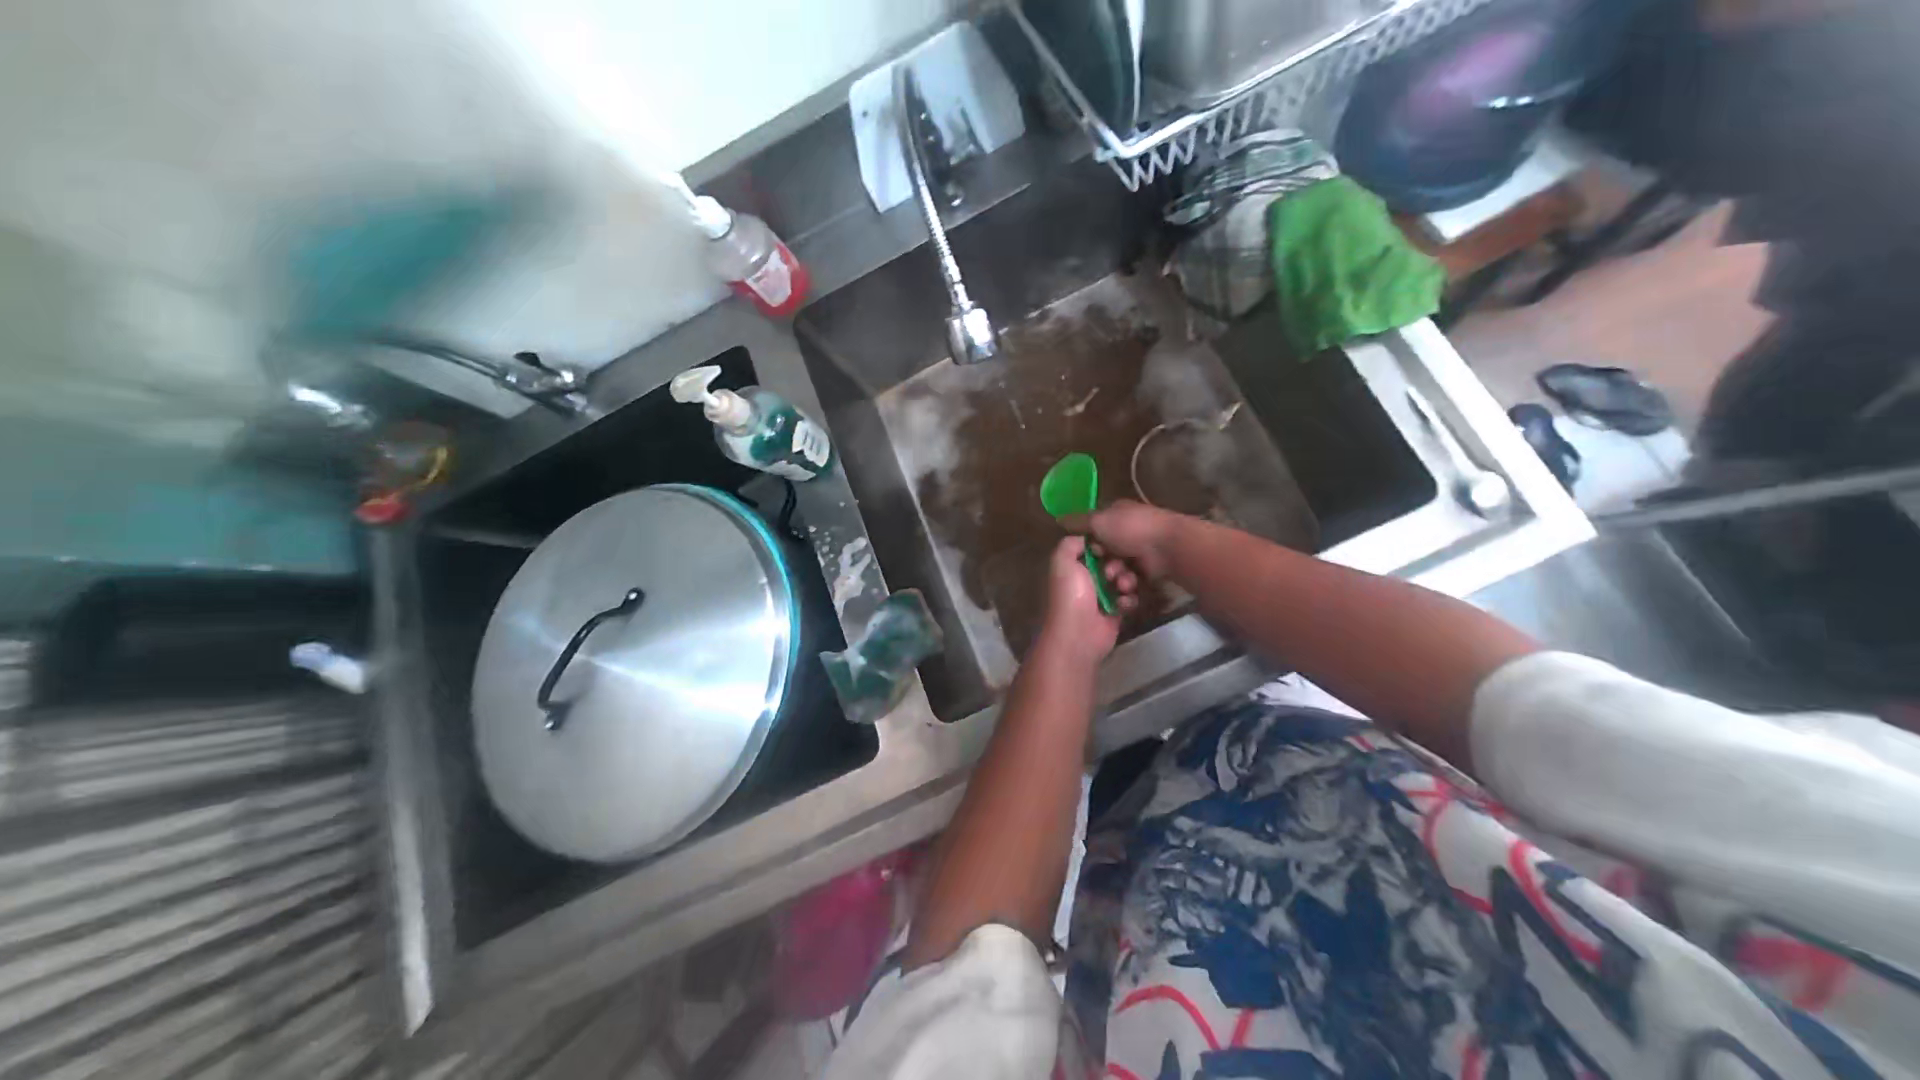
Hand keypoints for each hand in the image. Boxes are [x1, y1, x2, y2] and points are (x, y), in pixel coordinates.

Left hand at [1037, 536, 1138, 666]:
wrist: (1078, 634)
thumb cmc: (1070, 595)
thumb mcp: (1062, 561)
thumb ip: (1071, 543)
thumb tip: (1086, 537)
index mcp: (1074, 566)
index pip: (1095, 549)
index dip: (1105, 547)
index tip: (1110, 549)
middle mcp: (1087, 580)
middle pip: (1113, 563)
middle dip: (1119, 566)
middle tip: (1116, 574)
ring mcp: (1102, 597)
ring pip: (1124, 580)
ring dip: (1127, 582)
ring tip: (1123, 588)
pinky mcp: (1116, 613)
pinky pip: (1129, 599)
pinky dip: (1129, 600)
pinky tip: (1124, 604)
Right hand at [1063, 499, 1186, 580]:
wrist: (1168, 547)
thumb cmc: (1131, 529)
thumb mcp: (1099, 521)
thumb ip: (1078, 522)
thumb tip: (1058, 519)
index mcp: (1117, 514)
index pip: (1095, 527)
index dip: (1089, 541)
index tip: (1087, 550)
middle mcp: (1127, 531)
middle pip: (1104, 552)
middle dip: (1102, 564)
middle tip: (1104, 570)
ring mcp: (1139, 551)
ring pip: (1116, 568)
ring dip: (1116, 576)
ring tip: (1121, 580)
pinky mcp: (1148, 569)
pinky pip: (1131, 579)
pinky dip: (1129, 584)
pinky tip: (1131, 586)